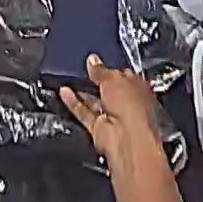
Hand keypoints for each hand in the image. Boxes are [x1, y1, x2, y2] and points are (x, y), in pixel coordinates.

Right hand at [62, 55, 166, 171]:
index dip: (110, 68)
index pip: (123, 75)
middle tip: (82, 69)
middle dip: (96, 80)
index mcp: (138, 89)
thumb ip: (100, 70)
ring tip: (68, 78)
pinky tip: (64, 92)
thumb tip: (93, 61)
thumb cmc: (132, 108)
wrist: (127, 140)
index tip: (96, 61)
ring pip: (95, 102)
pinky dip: (74, 103)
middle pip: (108, 90)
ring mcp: (113, 118)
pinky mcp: (100, 129)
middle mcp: (127, 105)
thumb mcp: (113, 78)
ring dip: (82, 92)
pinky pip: (84, 113)